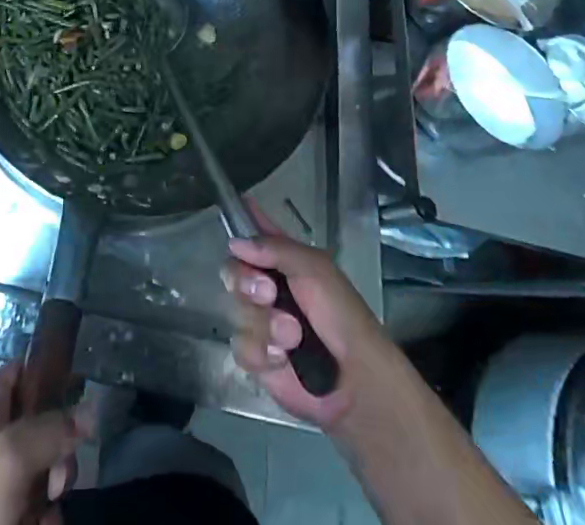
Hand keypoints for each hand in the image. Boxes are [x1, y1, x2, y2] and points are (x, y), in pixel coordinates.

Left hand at [0, 362, 82, 524]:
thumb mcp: (12, 454)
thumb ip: (54, 428)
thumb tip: (90, 410)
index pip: (25, 370)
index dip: (55, 378)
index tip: (82, 403)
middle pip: (41, 429)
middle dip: (58, 458)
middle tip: (55, 484)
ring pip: (39, 476)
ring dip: (50, 500)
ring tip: (42, 521)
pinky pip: (27, 512)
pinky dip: (38, 522)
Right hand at [222, 204, 397, 430]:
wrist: (352, 378)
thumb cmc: (340, 314)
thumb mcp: (314, 269)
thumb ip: (274, 249)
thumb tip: (234, 242)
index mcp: (287, 263)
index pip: (259, 234)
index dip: (246, 221)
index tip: (236, 206)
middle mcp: (270, 288)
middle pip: (233, 272)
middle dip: (245, 282)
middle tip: (268, 293)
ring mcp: (261, 322)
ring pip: (236, 310)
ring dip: (264, 323)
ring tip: (292, 336)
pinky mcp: (257, 356)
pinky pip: (240, 345)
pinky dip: (262, 351)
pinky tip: (282, 358)